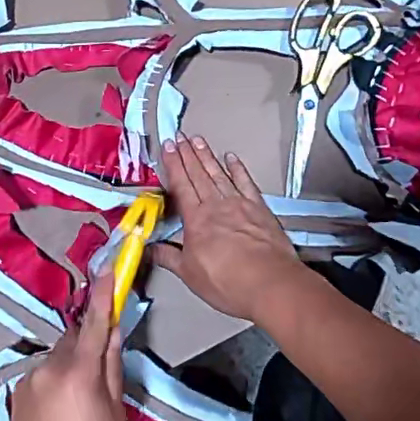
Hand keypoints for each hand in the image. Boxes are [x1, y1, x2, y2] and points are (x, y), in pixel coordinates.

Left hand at [1, 287, 125, 420]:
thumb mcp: (115, 415)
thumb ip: (113, 368)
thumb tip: (115, 334)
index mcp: (79, 369)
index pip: (95, 322)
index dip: (103, 294)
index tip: (106, 269)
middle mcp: (52, 364)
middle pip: (75, 338)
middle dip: (88, 345)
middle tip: (100, 376)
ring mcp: (31, 376)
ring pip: (59, 357)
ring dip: (71, 367)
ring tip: (78, 407)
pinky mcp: (19, 389)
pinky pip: (45, 373)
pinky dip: (56, 382)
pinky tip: (59, 414)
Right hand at [152, 134, 309, 322]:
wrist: (270, 283)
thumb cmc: (228, 281)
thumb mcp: (190, 274)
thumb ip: (169, 257)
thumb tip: (149, 250)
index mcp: (196, 219)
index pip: (181, 185)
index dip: (173, 164)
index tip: (168, 147)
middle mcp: (216, 206)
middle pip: (198, 174)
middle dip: (187, 154)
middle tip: (180, 136)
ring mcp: (239, 205)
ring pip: (219, 174)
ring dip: (207, 156)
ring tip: (198, 140)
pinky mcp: (260, 209)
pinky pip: (246, 183)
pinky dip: (238, 169)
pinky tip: (232, 158)